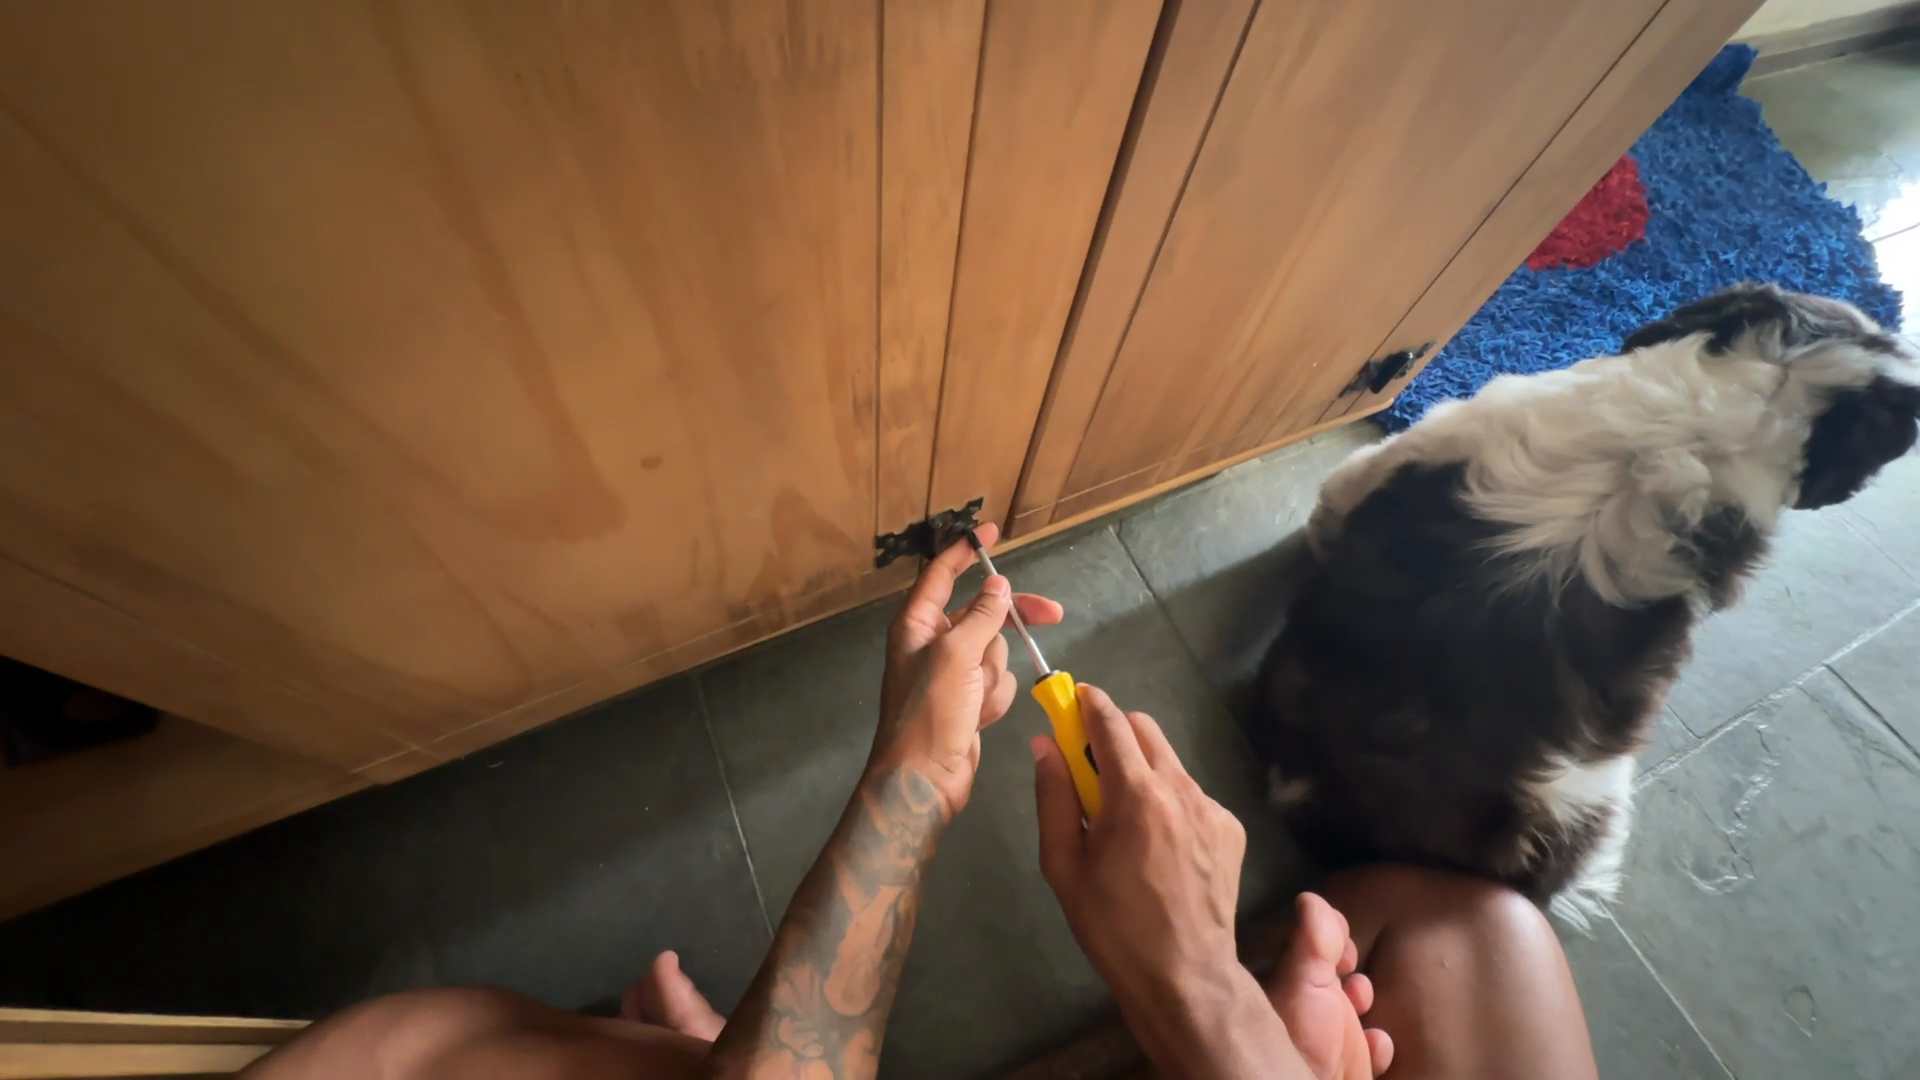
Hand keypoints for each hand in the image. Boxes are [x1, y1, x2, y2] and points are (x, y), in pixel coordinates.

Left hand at [874, 522, 1062, 813]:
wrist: (926, 779)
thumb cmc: (930, 711)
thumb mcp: (956, 655)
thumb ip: (982, 617)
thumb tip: (1000, 587)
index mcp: (917, 624)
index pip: (942, 575)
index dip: (966, 551)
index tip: (991, 531)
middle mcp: (933, 642)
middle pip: (983, 612)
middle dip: (1010, 621)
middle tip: (1052, 613)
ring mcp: (953, 673)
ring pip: (996, 650)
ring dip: (994, 674)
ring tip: (975, 697)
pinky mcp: (970, 699)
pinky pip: (998, 682)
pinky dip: (995, 698)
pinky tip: (979, 717)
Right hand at [1034, 685, 1308, 1078]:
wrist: (1186, 980)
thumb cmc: (1112, 924)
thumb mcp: (1064, 863)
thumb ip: (1053, 795)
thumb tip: (1045, 744)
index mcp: (1136, 795)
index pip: (1110, 721)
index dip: (1087, 701)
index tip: (1071, 695)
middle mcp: (1180, 788)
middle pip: (1144, 727)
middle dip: (1115, 730)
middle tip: (1091, 763)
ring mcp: (1212, 807)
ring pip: (1169, 759)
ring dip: (1141, 766)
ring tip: (1126, 815)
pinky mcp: (1231, 827)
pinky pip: (1191, 792)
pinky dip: (1169, 798)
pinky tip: (1160, 843)